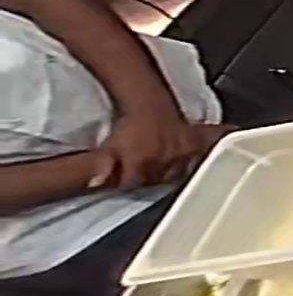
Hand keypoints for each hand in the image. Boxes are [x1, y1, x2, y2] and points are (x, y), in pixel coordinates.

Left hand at [92, 117, 228, 189]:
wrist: (153, 110)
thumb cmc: (128, 128)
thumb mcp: (108, 146)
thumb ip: (103, 166)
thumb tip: (95, 184)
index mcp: (139, 162)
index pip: (133, 183)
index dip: (126, 184)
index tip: (123, 181)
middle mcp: (162, 161)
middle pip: (155, 180)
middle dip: (146, 180)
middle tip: (141, 176)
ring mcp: (181, 156)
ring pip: (175, 174)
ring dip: (166, 175)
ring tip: (159, 171)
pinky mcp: (195, 149)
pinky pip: (192, 164)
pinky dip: (185, 167)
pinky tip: (178, 164)